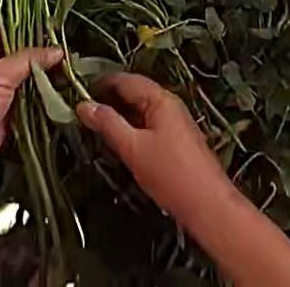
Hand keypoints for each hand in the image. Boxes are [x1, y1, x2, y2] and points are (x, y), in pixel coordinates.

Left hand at [0, 22, 61, 189]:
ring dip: (44, 77)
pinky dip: (41, 99)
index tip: (50, 22)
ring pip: (24, 78)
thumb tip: (56, 50)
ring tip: (70, 70)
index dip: (26, 22)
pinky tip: (61, 93)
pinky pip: (26, 101)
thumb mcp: (1, 72)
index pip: (4, 25)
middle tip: (66, 49)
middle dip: (40, 52)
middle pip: (17, 52)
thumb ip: (30, 59)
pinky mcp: (4, 113)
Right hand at [76, 72, 234, 222]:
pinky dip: (132, 128)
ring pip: (140, 110)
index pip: (124, 79)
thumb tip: (84, 106)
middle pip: (133, 92)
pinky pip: (149, 124)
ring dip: (119, 115)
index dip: (99, 83)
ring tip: (98, 126)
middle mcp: (169, 105)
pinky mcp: (178, 141)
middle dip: (108, 99)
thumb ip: (107, 123)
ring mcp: (175, 123)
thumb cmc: (172, 175)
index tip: (77, 91)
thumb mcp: (132, 148)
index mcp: (159, 99)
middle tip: (84, 110)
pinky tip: (121, 142)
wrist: (211, 210)